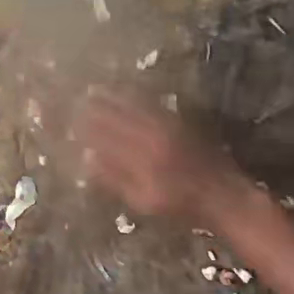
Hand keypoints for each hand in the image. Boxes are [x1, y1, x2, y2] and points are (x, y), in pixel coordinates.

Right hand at [73, 90, 245, 222]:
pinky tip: (128, 92)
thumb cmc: (181, 205)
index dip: (86, 127)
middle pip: (118, 116)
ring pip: (135, 104)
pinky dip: (136, 95)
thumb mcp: (143, 201)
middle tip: (78, 98)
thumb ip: (115, 179)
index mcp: (140, 157)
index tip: (70, 120)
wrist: (223, 194)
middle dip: (96, 107)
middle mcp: (152, 135)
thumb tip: (87, 159)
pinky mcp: (180, 121)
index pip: (105, 136)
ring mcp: (167, 125)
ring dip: (114, 96)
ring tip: (96, 89)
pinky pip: (152, 102)